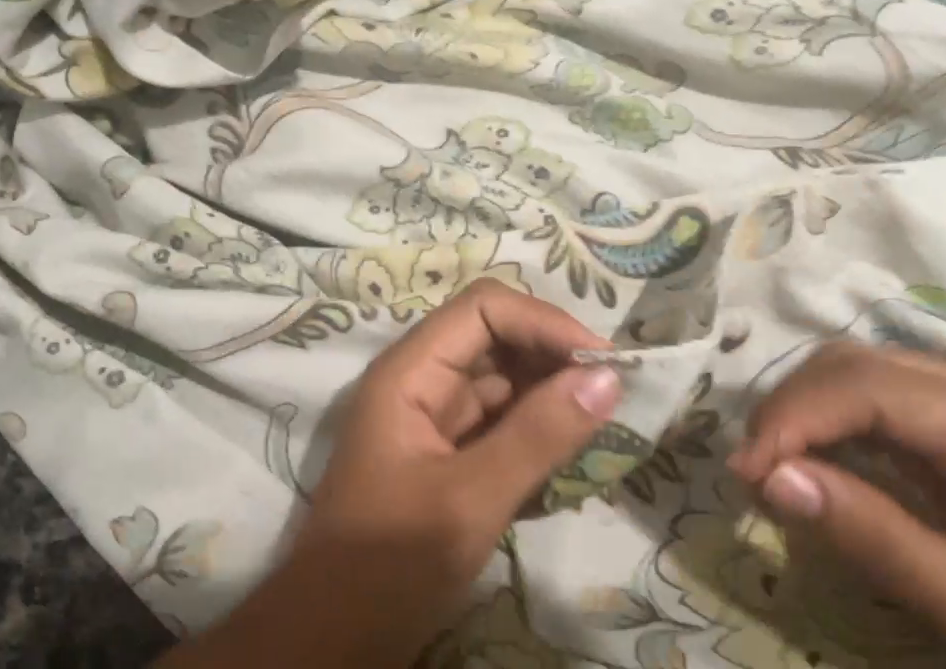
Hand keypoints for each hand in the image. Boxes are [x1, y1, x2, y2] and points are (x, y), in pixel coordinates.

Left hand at [157, 280, 621, 668]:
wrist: (332, 636)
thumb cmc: (390, 562)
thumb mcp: (470, 499)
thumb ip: (538, 435)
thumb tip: (608, 375)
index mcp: (410, 372)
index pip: (484, 310)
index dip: (544, 322)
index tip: (603, 361)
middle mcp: (420, 382)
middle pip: (495, 338)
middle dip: (553, 356)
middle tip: (612, 392)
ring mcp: (432, 421)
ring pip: (501, 383)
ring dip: (550, 395)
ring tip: (603, 421)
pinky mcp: (445, 458)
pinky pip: (499, 424)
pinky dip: (536, 432)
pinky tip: (572, 454)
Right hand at [729, 341, 945, 668]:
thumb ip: (882, 543)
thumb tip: (773, 479)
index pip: (866, 386)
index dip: (792, 417)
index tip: (744, 474)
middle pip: (857, 362)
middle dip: (790, 408)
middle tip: (753, 476)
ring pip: (862, 370)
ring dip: (805, 410)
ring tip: (773, 470)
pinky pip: (882, 398)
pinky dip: (832, 422)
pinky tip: (816, 463)